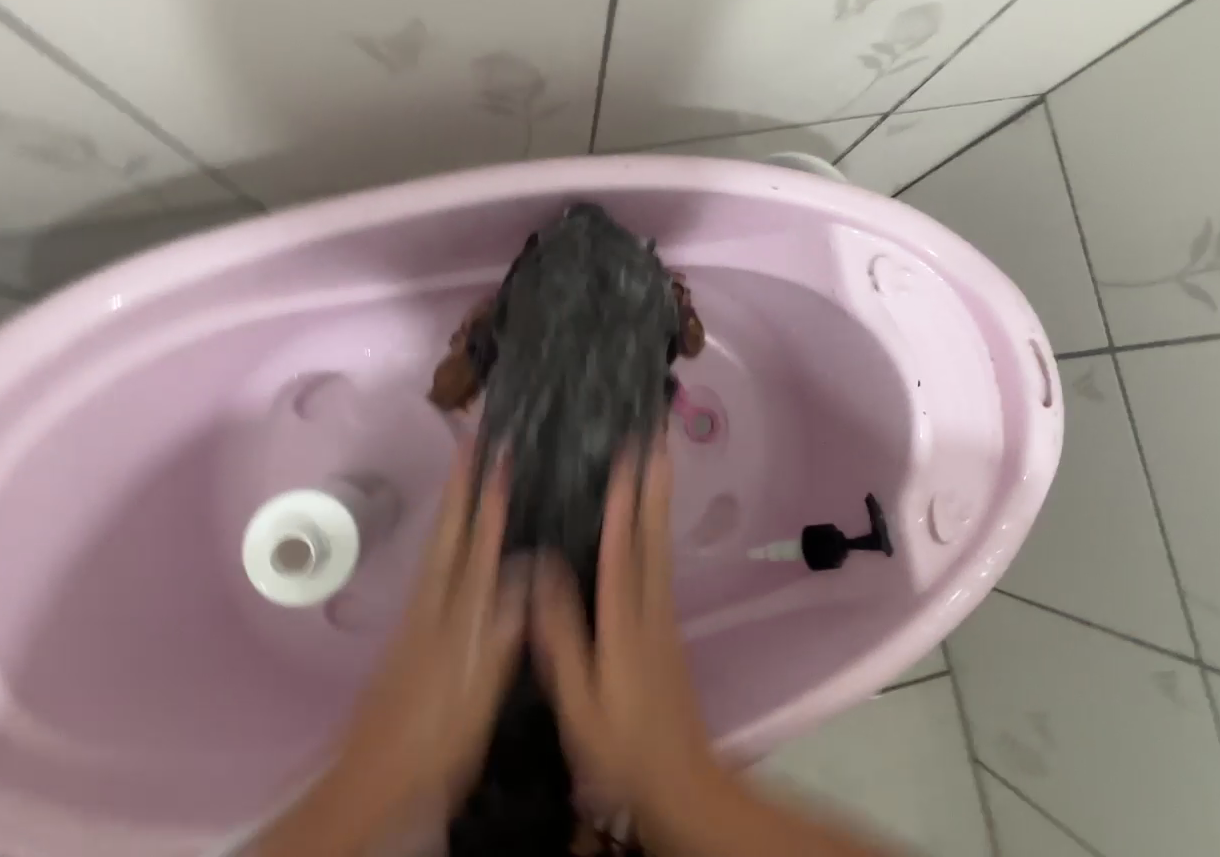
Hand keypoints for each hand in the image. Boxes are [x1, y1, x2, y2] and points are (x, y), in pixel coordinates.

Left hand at [258, 442, 526, 855]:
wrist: (374, 778)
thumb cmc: (437, 740)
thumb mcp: (479, 691)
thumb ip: (502, 630)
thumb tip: (528, 570)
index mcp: (457, 616)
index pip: (478, 545)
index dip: (491, 500)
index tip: (501, 455)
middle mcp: (435, 604)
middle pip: (450, 532)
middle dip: (462, 483)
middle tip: (471, 437)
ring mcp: (419, 615)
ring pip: (439, 544)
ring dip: (453, 502)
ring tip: (465, 469)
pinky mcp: (411, 630)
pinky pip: (434, 564)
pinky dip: (447, 534)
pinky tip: (453, 535)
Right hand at [529, 433, 725, 821]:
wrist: (680, 780)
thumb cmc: (620, 745)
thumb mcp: (579, 700)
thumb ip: (561, 637)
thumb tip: (540, 573)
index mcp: (624, 623)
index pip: (623, 551)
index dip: (624, 503)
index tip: (626, 458)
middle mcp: (649, 608)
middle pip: (653, 535)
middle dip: (655, 484)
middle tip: (658, 439)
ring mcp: (662, 615)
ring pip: (661, 545)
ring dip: (659, 500)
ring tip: (658, 461)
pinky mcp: (666, 625)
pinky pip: (659, 562)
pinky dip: (655, 529)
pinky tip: (648, 519)